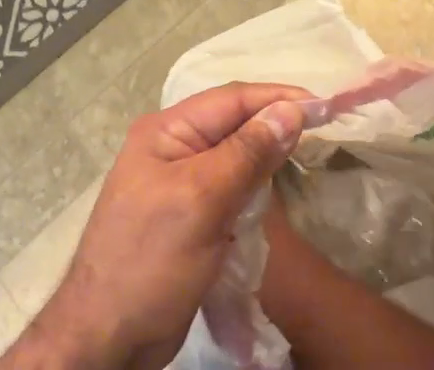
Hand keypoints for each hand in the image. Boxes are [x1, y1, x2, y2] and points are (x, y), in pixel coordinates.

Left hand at [0, 82, 311, 369]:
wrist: (108, 336)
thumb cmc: (150, 260)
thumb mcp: (201, 200)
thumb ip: (247, 153)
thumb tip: (291, 110)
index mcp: (166, 131)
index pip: (232, 99)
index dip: (278, 97)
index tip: (325, 106)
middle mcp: (173, 148)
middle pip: (234, 123)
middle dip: (275, 123)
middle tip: (325, 128)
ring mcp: (180, 182)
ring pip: (236, 155)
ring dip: (267, 155)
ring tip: (307, 153)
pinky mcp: (190, 215)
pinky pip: (231, 187)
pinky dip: (255, 185)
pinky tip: (275, 188)